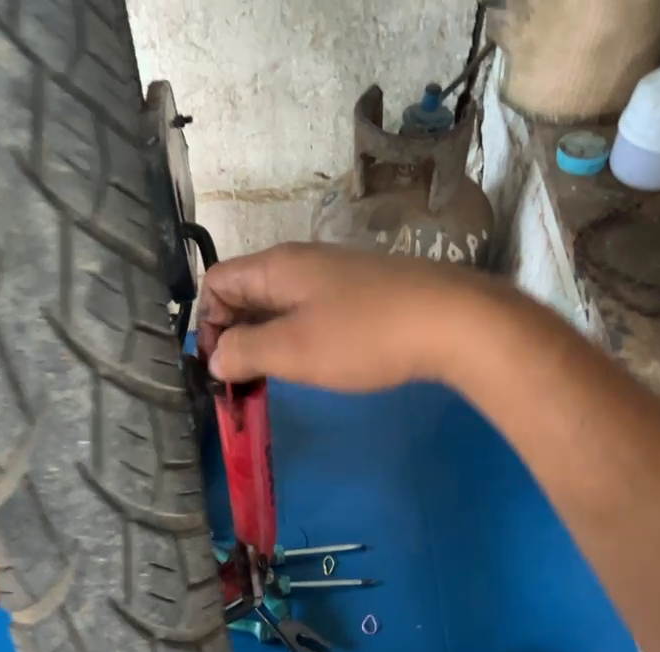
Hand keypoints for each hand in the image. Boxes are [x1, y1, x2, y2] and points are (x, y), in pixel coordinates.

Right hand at [197, 243, 520, 392]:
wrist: (452, 323)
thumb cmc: (364, 335)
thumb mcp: (293, 349)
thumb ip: (245, 351)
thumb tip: (214, 356)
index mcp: (277, 266)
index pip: (217, 283)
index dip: (207, 323)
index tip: (219, 366)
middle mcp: (302, 262)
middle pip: (246, 293)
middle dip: (234, 336)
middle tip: (240, 381)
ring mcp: (335, 276)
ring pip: (280, 306)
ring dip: (266, 341)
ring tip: (271, 380)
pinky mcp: (362, 295)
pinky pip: (311, 313)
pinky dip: (298, 339)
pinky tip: (313, 365)